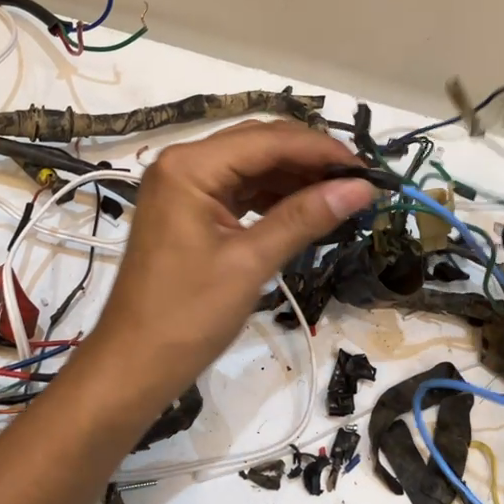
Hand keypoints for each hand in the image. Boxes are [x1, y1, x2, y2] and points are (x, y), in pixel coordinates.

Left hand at [73, 121, 374, 406]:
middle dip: (310, 160)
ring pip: (250, 165)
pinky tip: (306, 209)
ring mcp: (182, 186)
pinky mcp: (187, 210)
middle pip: (258, 144)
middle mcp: (181, 163)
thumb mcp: (250, 263)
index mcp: (189, 166)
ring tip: (341, 197)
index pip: (267, 141)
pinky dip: (272, 196)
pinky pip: (237, 189)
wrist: (134, 363)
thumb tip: (362, 188)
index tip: (369, 170)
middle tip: (360, 184)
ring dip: (294, 178)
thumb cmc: (187, 316)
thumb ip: (304, 218)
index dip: (321, 151)